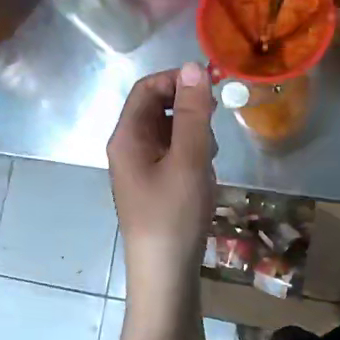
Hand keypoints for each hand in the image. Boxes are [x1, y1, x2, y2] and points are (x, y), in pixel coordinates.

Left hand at [107, 63, 215, 302]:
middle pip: (154, 107)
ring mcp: (136, 166)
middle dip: (187, 109)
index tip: (212, 88)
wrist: (163, 271)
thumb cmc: (174, 213)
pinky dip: (189, 154)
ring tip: (209, 156)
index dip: (177, 80)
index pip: (146, 88)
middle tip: (214, 127)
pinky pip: (168, 153)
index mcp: (126, 136)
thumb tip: (193, 67)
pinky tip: (203, 174)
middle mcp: (125, 146)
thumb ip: (192, 113)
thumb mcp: (190, 158)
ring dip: (191, 133)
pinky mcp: (149, 184)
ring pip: (165, 131)